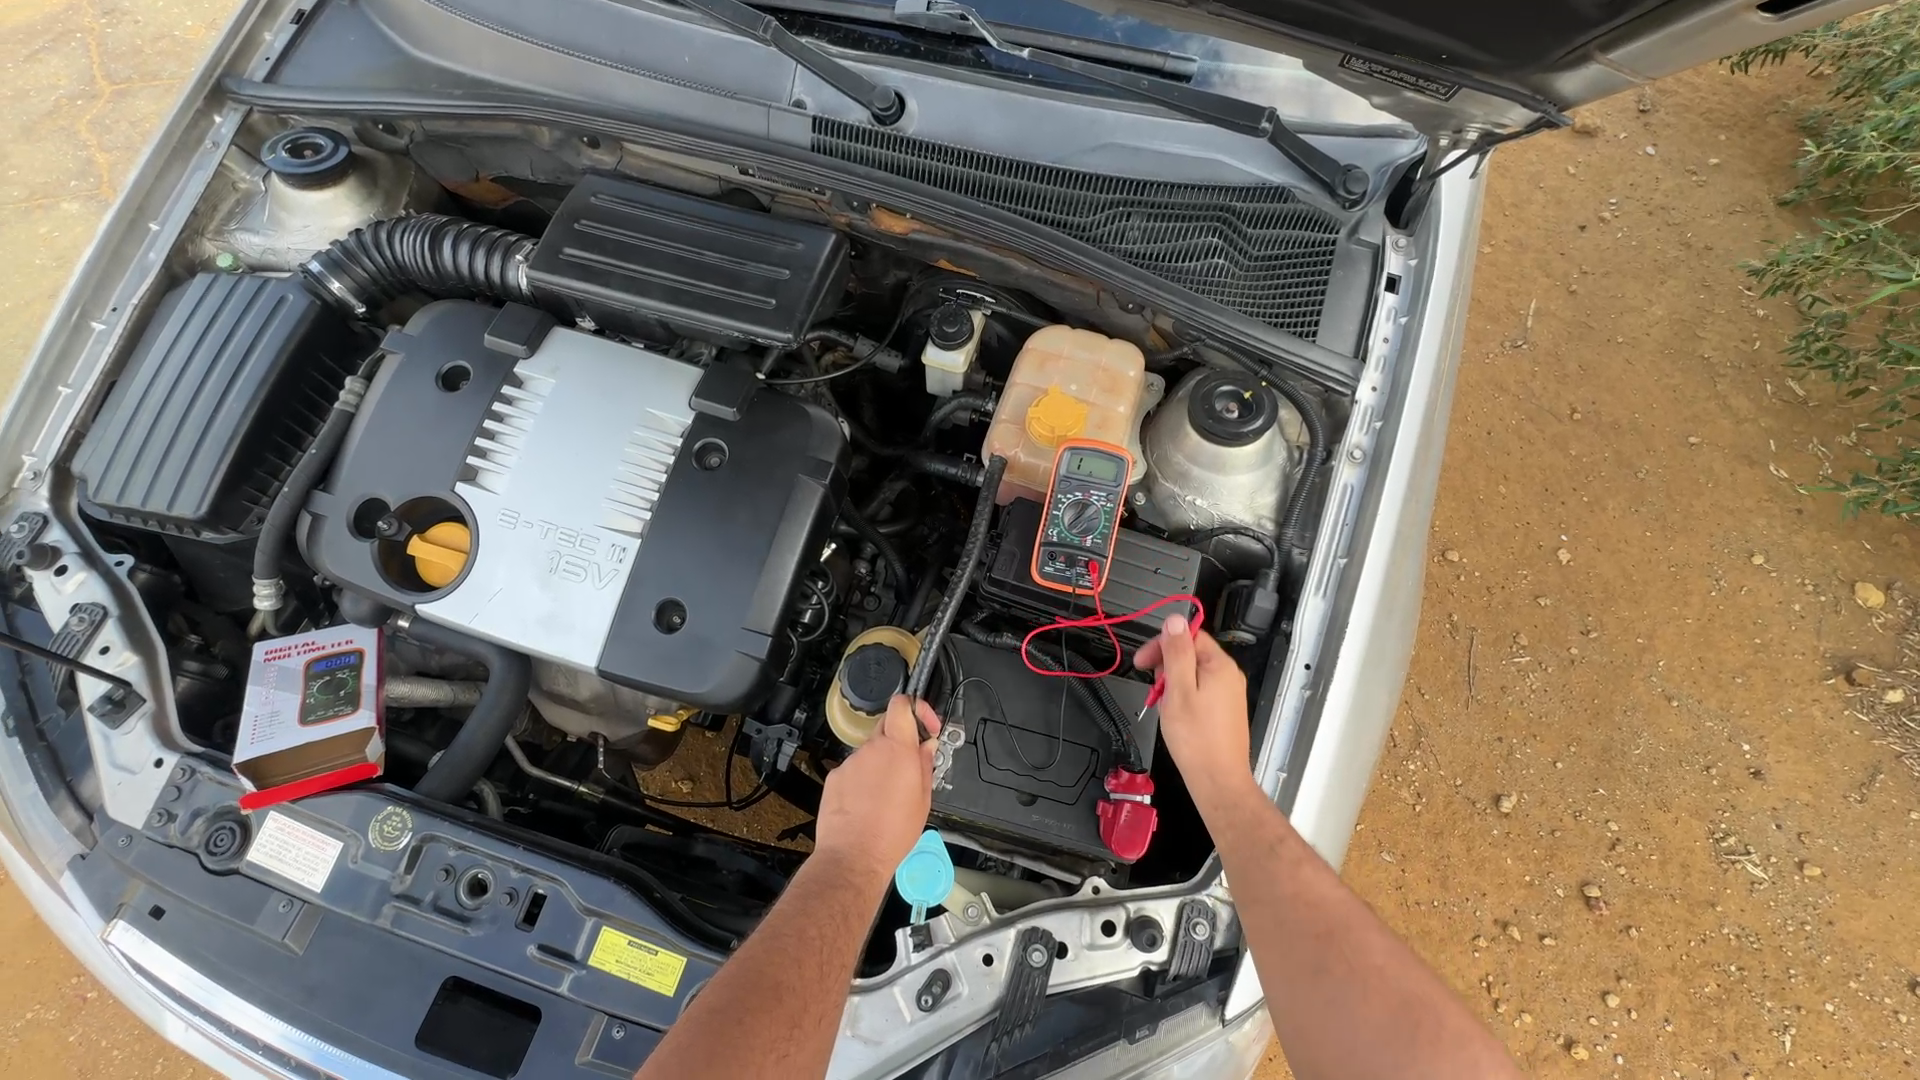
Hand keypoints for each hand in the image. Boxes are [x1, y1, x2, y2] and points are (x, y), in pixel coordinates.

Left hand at [814, 696, 940, 888]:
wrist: (854, 857)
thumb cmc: (890, 834)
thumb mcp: (923, 799)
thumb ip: (925, 765)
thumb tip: (927, 747)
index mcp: (898, 749)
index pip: (902, 705)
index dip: (916, 708)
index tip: (925, 725)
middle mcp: (872, 749)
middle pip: (887, 727)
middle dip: (899, 740)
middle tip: (909, 763)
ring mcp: (851, 762)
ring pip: (870, 752)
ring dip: (880, 765)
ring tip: (886, 795)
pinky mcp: (835, 777)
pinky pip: (854, 769)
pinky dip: (862, 780)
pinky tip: (868, 804)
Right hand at [1134, 614, 1252, 794]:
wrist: (1217, 780)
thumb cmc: (1196, 740)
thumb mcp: (1178, 690)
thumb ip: (1176, 653)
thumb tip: (1174, 620)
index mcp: (1219, 666)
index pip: (1188, 635)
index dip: (1162, 645)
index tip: (1143, 662)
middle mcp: (1228, 676)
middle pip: (1190, 653)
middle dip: (1166, 666)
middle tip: (1154, 689)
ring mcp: (1228, 693)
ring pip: (1192, 673)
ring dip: (1172, 683)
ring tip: (1165, 706)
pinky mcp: (1225, 709)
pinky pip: (1200, 690)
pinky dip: (1183, 696)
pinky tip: (1175, 714)